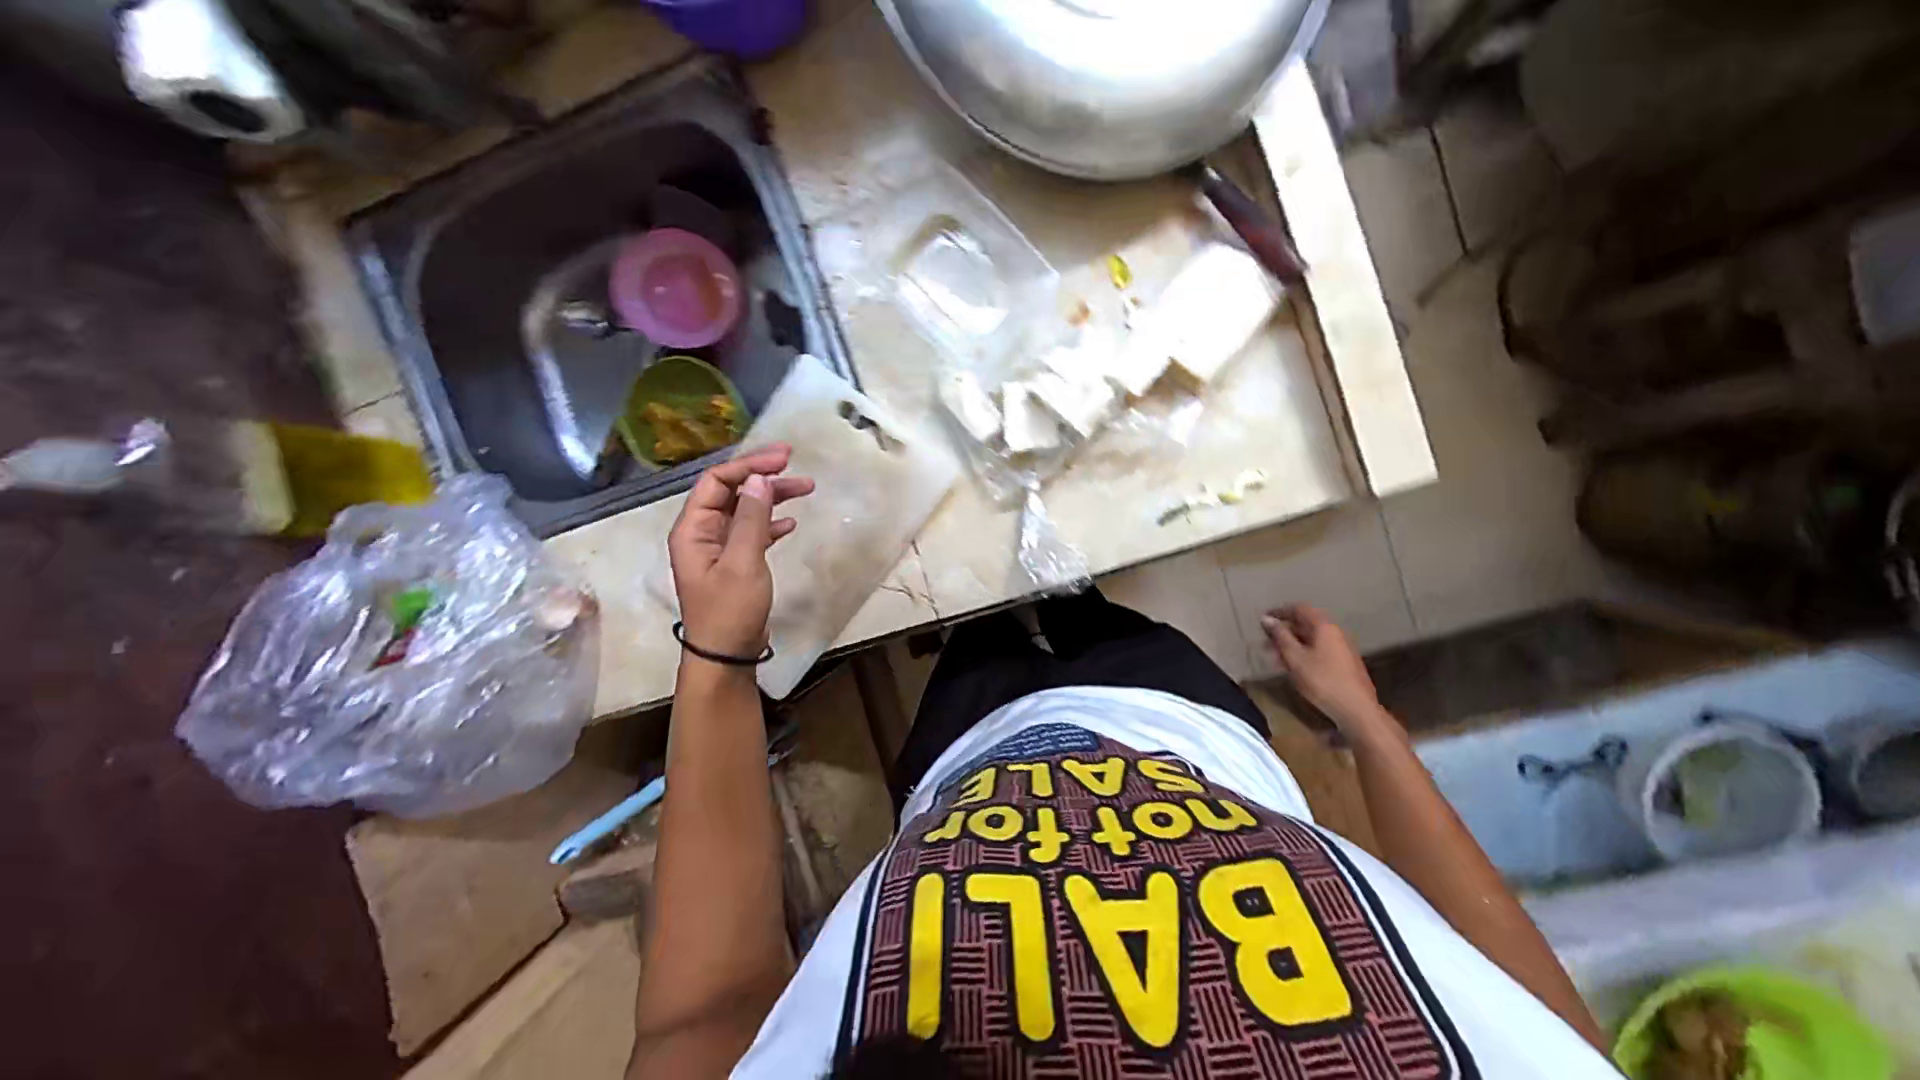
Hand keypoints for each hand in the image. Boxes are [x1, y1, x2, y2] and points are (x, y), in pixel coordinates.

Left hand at [668, 445, 813, 658]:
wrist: (726, 657)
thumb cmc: (730, 610)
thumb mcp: (743, 562)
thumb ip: (752, 519)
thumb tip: (760, 478)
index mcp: (693, 529)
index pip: (717, 481)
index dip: (750, 464)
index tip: (784, 458)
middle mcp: (701, 533)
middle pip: (731, 492)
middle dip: (763, 476)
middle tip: (796, 466)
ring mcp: (718, 550)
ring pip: (745, 511)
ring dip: (772, 498)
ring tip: (805, 488)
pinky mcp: (734, 564)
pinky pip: (752, 532)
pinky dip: (771, 523)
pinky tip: (790, 523)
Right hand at [1261, 604, 1393, 736]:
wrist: (1356, 709)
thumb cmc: (1322, 680)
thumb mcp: (1295, 658)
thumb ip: (1280, 636)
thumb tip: (1267, 619)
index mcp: (1324, 627)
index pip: (1299, 609)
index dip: (1279, 611)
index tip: (1263, 619)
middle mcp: (1335, 632)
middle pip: (1306, 623)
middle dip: (1284, 631)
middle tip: (1266, 642)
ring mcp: (1342, 648)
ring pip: (1312, 639)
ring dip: (1292, 644)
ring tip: (1275, 658)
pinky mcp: (1344, 663)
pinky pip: (1319, 650)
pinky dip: (1303, 653)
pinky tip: (1293, 667)